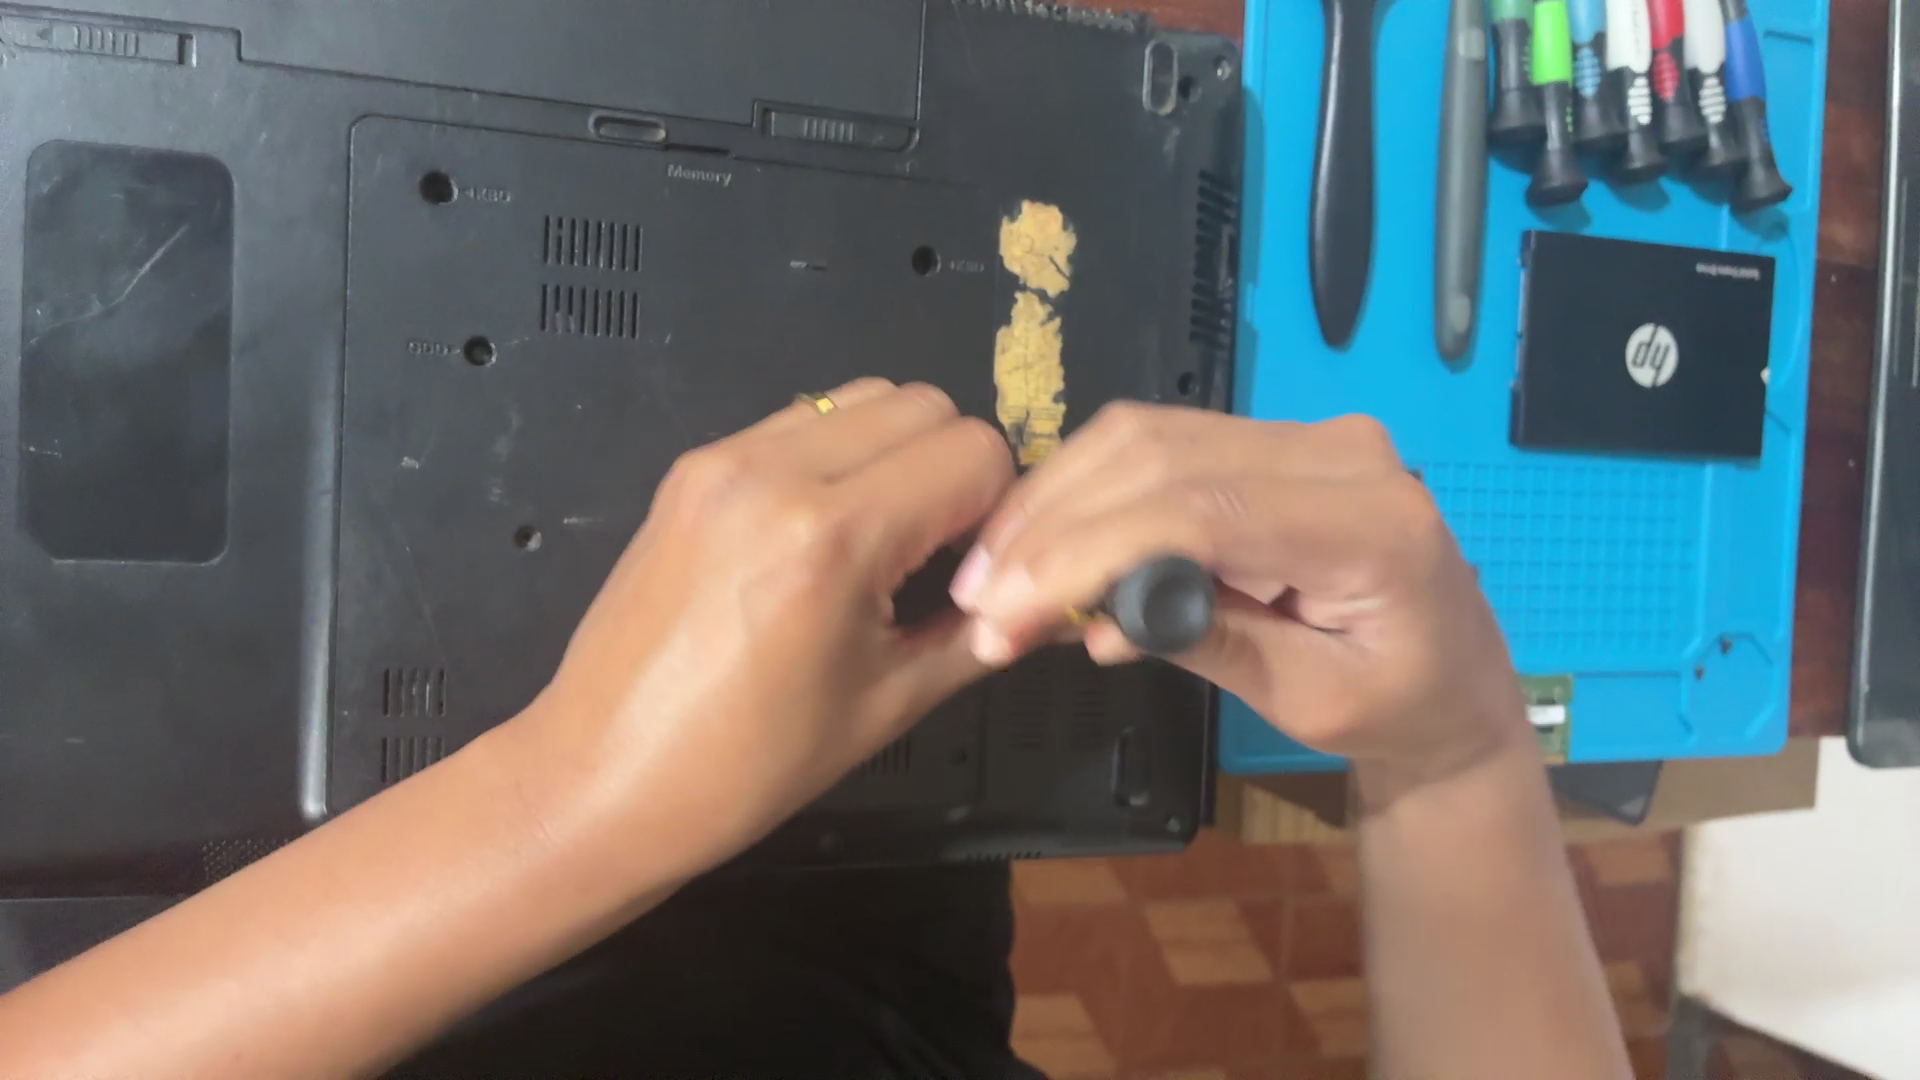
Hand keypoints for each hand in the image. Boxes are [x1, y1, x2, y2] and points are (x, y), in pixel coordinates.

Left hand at [509, 379, 1014, 876]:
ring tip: (885, 532)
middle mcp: (778, 470)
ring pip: (867, 397)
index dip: (1000, 507)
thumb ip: (978, 630)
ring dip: (901, 451)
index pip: (974, 453)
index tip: (979, 565)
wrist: (601, 779)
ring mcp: (726, 457)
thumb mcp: (890, 703)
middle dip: (957, 468)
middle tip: (939, 546)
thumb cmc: (750, 764)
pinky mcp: (695, 465)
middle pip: (927, 405)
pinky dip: (844, 453)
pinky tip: (827, 523)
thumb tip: (1035, 593)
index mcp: (835, 537)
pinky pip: (805, 420)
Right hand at [950, 405, 1528, 781]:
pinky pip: (1151, 447)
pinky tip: (1040, 539)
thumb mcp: (1307, 700)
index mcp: (1370, 524)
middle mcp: (1335, 450)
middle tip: (981, 596)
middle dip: (1052, 525)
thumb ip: (1205, 641)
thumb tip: (1086, 615)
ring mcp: (1296, 435)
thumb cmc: (1397, 709)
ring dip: (1053, 501)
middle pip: (1156, 456)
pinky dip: (1082, 491)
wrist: (1451, 680)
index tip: (1008, 606)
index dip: (1090, 550)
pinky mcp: (1260, 442)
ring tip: (994, 571)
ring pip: (1139, 438)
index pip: (1201, 510)